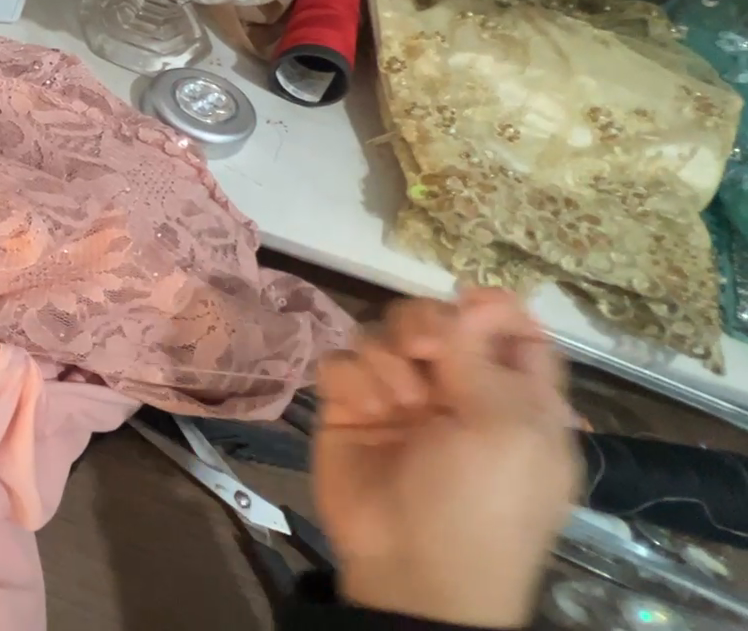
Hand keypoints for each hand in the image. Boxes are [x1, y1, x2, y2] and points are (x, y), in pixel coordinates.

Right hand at [314, 289, 579, 629]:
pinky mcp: (346, 404)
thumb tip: (479, 294)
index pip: (510, 331)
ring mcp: (396, 396)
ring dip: (386, 361)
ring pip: (378, 334)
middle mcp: (455, 388)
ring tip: (397, 404)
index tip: (467, 299)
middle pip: (433, 319)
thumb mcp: (505, 429)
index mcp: (515, 397)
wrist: (409, 558)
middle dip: (423, 325)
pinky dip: (351, 381)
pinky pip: (338, 362)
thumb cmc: (480, 500)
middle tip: (423, 351)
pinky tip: (361, 411)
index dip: (491, 309)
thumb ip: (483, 356)